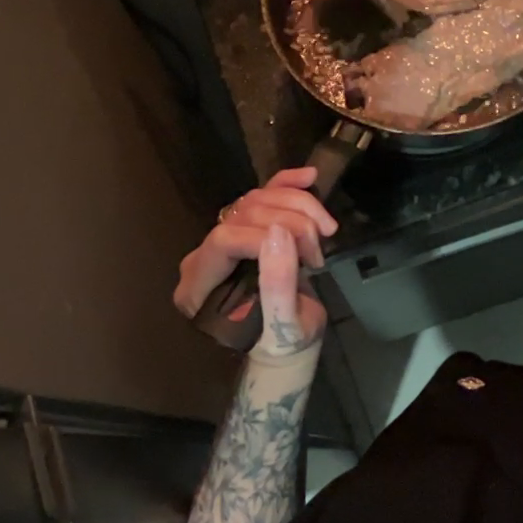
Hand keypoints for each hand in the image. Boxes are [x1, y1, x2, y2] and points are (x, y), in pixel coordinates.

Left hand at [174, 167, 331, 356]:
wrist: (287, 345)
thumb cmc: (281, 345)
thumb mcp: (284, 326)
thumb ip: (277, 284)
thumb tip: (280, 233)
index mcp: (198, 287)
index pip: (223, 241)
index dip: (264, 236)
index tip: (301, 253)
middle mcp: (204, 255)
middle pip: (243, 214)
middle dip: (291, 223)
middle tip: (317, 253)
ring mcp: (226, 237)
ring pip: (258, 199)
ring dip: (300, 206)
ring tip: (324, 234)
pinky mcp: (250, 228)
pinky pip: (265, 195)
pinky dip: (289, 185)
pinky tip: (311, 177)